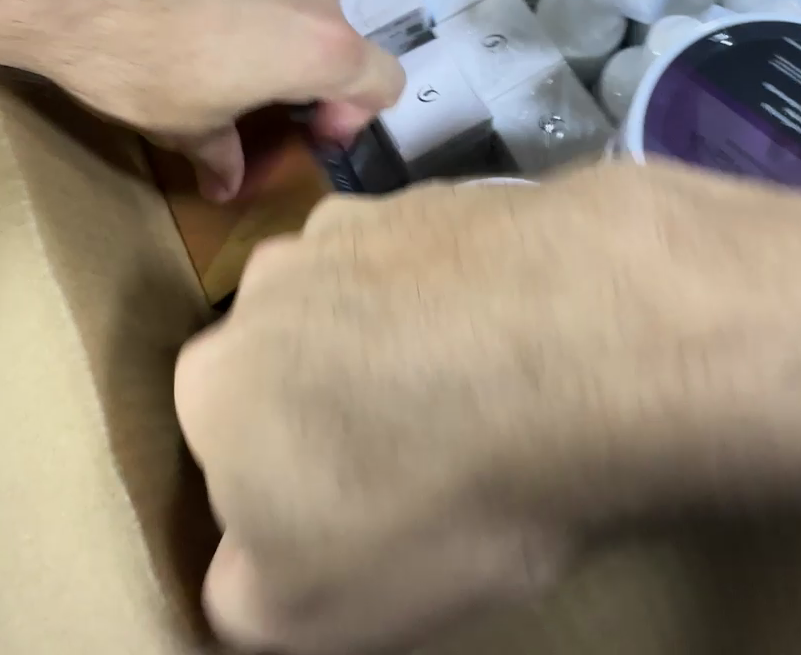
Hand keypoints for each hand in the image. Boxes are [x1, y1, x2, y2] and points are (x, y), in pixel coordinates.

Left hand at [0, 0, 403, 199]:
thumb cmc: (138, 58)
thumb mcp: (183, 123)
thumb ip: (222, 155)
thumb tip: (225, 185)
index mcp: (324, 48)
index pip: (383, 83)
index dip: (356, 117)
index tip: (310, 131)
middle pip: (338, 43)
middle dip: (307, 80)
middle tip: (254, 103)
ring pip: (297, 7)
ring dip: (275, 40)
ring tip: (209, 58)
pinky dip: (243, 3)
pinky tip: (180, 15)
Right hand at [175, 162, 800, 652]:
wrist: (582, 341)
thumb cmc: (438, 487)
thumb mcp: (313, 611)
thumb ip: (244, 591)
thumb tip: (246, 558)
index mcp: (218, 376)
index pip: (227, 437)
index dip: (287, 477)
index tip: (354, 500)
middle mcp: (274, 278)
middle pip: (297, 352)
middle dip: (335, 392)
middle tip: (421, 438)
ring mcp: (366, 219)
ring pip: (363, 290)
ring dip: (397, 327)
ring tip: (479, 377)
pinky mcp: (446, 190)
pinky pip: (435, 251)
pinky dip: (460, 283)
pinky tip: (517, 322)